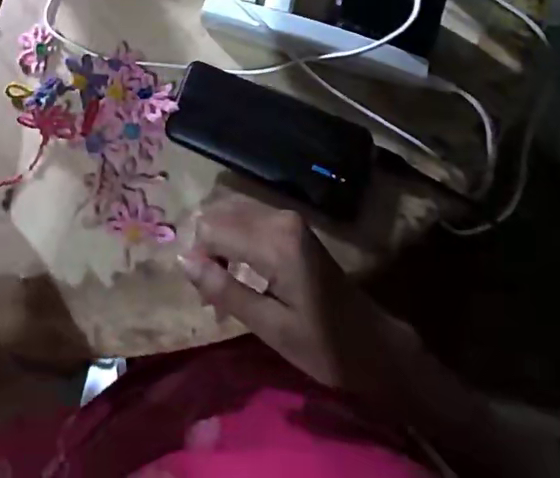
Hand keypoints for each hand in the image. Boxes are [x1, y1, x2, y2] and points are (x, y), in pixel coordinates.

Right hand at [178, 197, 409, 399]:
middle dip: (206, 250)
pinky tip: (239, 272)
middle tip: (213, 294)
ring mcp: (286, 217)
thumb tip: (184, 262)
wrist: (375, 344)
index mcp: (275, 241)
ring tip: (224, 285)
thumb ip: (225, 291)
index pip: (211, 229)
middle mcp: (279, 217)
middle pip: (217, 215)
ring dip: (218, 245)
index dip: (199, 259)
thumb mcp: (271, 328)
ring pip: (229, 214)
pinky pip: (246, 219)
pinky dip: (233, 241)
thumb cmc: (324, 345)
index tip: (208, 297)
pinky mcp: (291, 224)